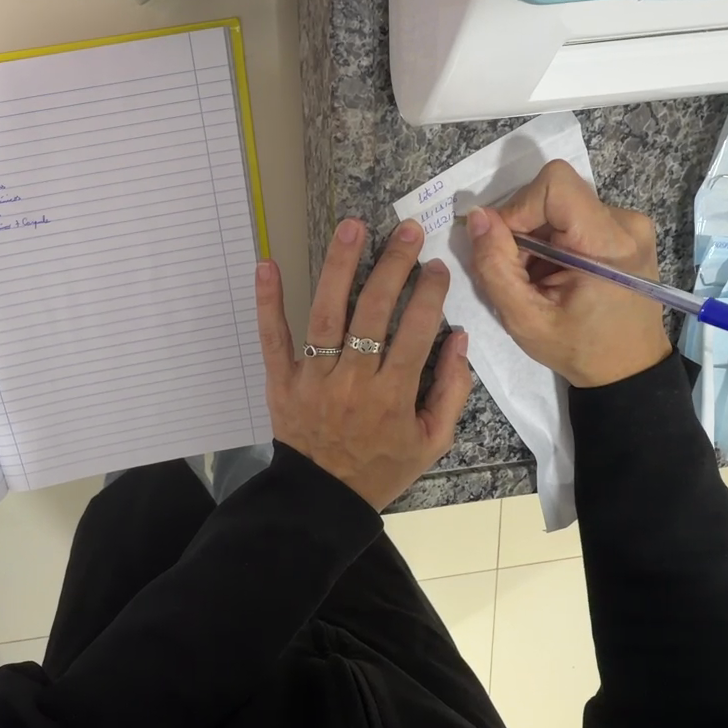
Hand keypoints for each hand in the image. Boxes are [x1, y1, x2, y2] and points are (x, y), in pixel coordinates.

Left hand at [255, 218, 472, 510]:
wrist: (324, 499)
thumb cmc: (381, 468)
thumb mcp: (432, 441)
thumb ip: (452, 391)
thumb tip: (460, 338)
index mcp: (394, 395)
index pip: (416, 331)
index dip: (429, 294)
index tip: (436, 267)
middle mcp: (354, 380)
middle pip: (375, 312)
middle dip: (394, 266)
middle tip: (406, 231)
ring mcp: (314, 378)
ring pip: (327, 314)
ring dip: (339, 267)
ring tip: (351, 228)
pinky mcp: (282, 381)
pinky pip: (273, 338)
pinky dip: (268, 302)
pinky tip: (267, 264)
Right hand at [466, 160, 671, 387]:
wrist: (629, 368)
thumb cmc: (578, 349)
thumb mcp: (524, 319)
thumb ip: (495, 266)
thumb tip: (475, 216)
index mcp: (607, 243)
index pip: (554, 184)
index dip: (518, 208)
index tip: (507, 248)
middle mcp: (625, 221)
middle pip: (553, 195)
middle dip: (523, 230)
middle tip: (521, 274)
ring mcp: (628, 224)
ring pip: (559, 207)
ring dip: (535, 239)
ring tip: (539, 279)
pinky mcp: (624, 230)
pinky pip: (572, 217)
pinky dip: (551, 243)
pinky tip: (555, 275)